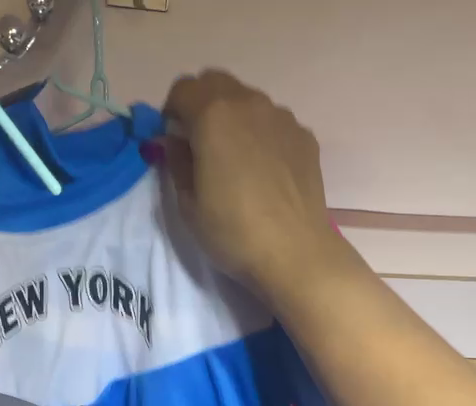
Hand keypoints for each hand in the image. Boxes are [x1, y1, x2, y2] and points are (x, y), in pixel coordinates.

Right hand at [158, 70, 353, 301]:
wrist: (294, 252)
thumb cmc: (232, 232)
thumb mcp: (188, 205)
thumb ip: (177, 163)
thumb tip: (175, 141)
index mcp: (213, 115)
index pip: (182, 89)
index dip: (171, 112)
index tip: (173, 141)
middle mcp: (249, 103)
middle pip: (216, 82)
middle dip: (201, 105)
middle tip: (199, 145)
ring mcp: (282, 117)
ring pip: (248, 101)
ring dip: (233, 119)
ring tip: (235, 161)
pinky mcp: (304, 136)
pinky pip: (273, 123)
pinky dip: (261, 135)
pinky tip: (264, 173)